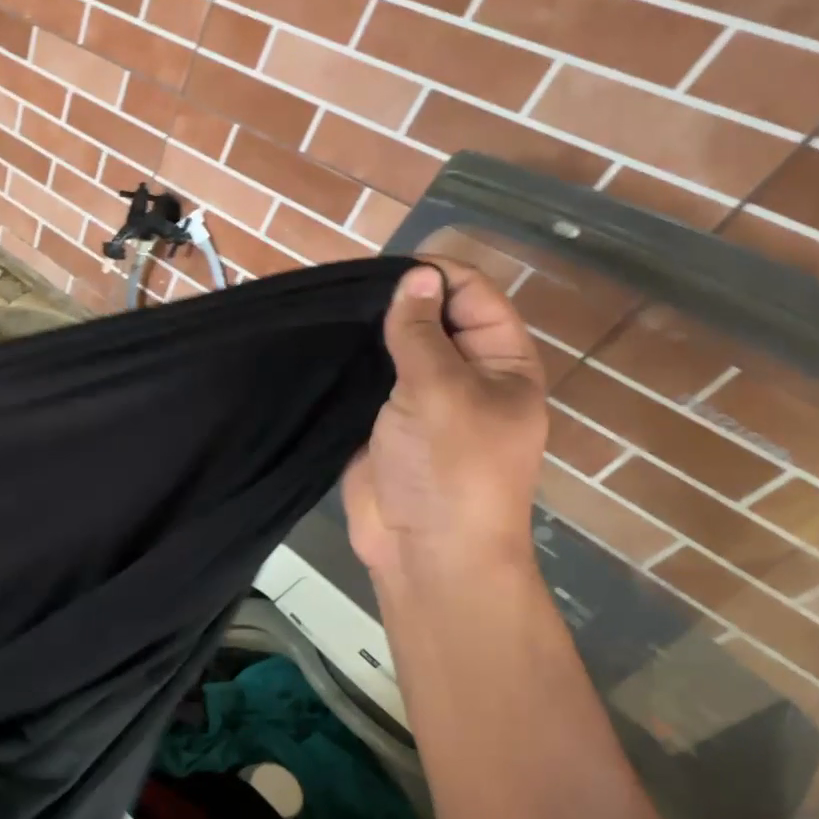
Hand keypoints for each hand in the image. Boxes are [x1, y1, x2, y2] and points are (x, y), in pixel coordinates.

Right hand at [342, 261, 546, 582]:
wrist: (424, 549)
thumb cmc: (451, 468)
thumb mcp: (440, 391)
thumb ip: (421, 334)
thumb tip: (414, 277)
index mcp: (501, 363)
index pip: (473, 297)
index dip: (435, 277)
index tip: (383, 269)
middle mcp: (463, 376)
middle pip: (431, 321)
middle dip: (395, 303)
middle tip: (343, 294)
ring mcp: (418, 404)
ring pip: (393, 353)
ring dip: (365, 336)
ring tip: (324, 316)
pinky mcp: (379, 427)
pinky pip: (363, 386)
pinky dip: (345, 368)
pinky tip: (316, 352)